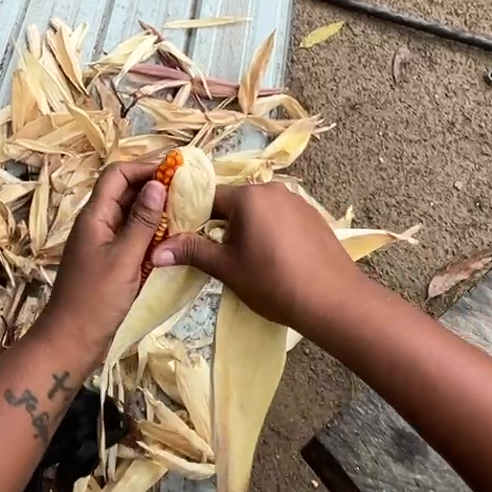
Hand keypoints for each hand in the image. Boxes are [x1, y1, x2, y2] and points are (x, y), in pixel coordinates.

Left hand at [36, 160, 167, 363]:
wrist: (70, 342)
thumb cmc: (96, 300)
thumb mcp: (124, 258)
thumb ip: (142, 221)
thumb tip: (158, 184)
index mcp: (94, 216)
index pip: (117, 174)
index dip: (144, 167)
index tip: (175, 172)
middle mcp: (97, 223)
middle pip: (124, 191)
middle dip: (153, 187)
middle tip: (188, 192)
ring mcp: (102, 242)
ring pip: (130, 214)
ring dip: (154, 211)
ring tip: (185, 212)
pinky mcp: (109, 260)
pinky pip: (131, 236)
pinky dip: (150, 233)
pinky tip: (171, 239)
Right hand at [149, 181, 360, 330]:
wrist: (336, 302)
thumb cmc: (275, 283)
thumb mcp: (228, 269)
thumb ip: (192, 252)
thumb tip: (155, 251)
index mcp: (248, 196)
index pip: (208, 198)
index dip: (193, 217)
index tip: (186, 238)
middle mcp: (272, 189)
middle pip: (234, 202)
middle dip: (221, 225)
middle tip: (216, 255)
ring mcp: (296, 201)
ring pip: (258, 210)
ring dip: (246, 229)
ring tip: (245, 260)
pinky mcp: (313, 216)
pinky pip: (279, 217)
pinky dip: (269, 232)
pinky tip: (273, 259)